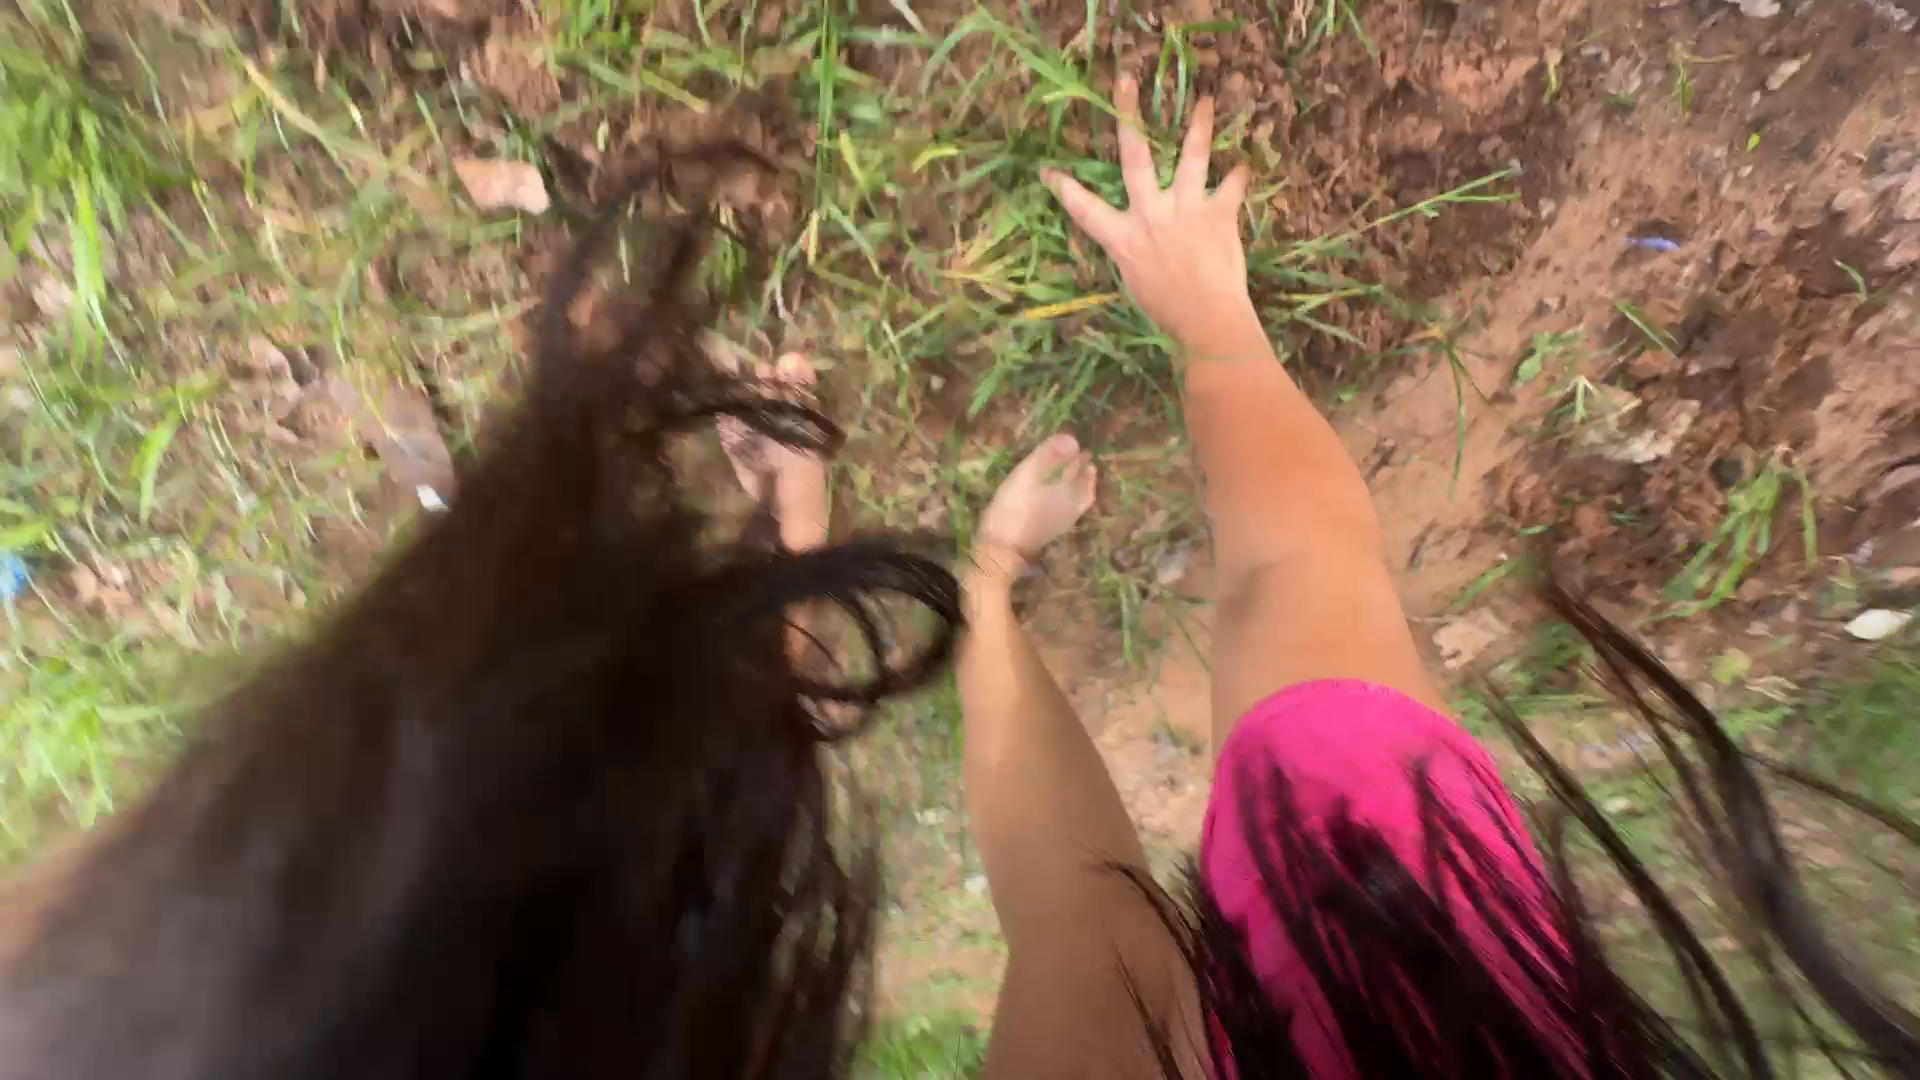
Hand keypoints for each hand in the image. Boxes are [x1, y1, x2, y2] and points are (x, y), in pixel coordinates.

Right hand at [1042, 77, 1256, 354]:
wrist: (1206, 319)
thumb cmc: (1165, 313)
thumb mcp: (1134, 284)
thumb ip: (1133, 253)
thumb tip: (1135, 242)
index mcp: (1123, 239)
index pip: (1085, 210)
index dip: (1064, 189)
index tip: (1048, 170)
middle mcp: (1150, 215)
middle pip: (1135, 158)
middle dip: (1129, 118)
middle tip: (1125, 83)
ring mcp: (1185, 210)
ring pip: (1191, 157)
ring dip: (1198, 127)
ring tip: (1204, 103)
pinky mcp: (1218, 214)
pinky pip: (1231, 186)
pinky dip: (1238, 178)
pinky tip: (1244, 167)